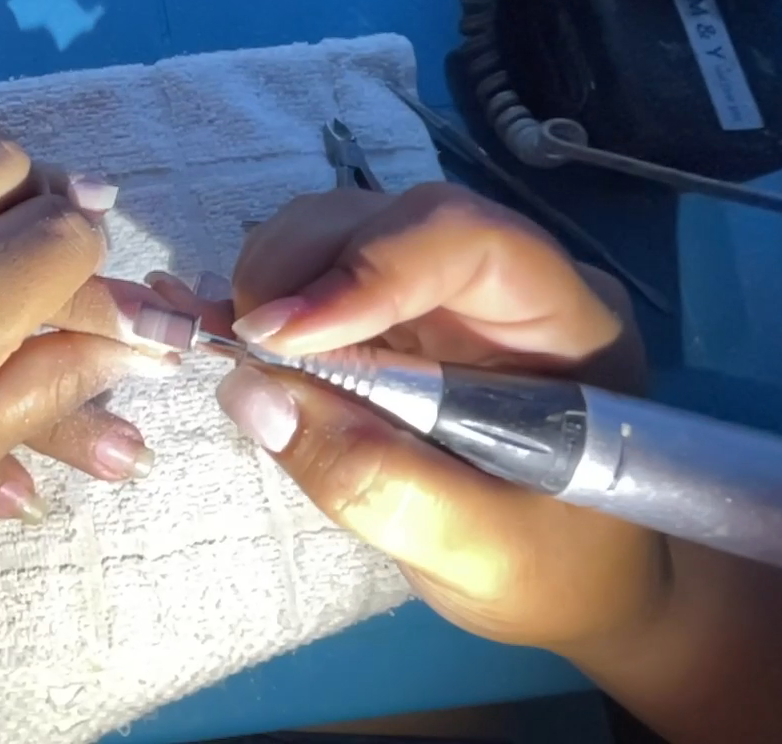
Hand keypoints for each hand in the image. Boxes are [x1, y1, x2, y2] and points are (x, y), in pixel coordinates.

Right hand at [152, 184, 662, 653]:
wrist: (538, 561)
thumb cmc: (542, 563)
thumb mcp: (477, 548)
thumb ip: (375, 478)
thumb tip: (251, 391)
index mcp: (555, 319)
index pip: (462, 239)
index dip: (364, 270)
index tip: (279, 339)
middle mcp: (483, 277)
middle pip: (375, 219)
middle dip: (294, 271)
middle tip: (248, 346)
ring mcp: (418, 279)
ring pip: (325, 227)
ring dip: (266, 278)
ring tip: (246, 351)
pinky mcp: (364, 299)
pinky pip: (295, 261)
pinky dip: (249, 291)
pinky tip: (226, 331)